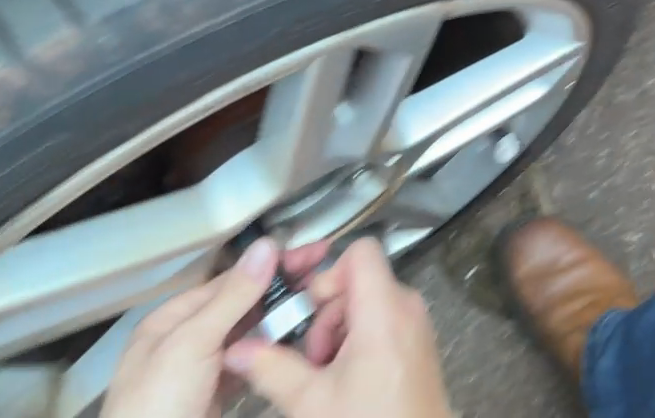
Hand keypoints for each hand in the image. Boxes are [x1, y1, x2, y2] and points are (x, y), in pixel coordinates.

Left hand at [101, 236, 329, 417]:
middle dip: (281, 289)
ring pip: (249, 333)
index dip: (273, 264)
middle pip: (242, 304)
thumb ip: (233, 296)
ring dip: (280, 318)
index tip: (314, 254)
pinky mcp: (216, 397)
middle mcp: (187, 339)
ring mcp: (202, 370)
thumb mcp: (193, 344)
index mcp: (173, 319)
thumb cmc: (158, 408)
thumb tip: (267, 244)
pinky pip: (250, 361)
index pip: (233, 280)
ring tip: (319, 304)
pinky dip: (271, 350)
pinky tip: (297, 342)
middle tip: (324, 277)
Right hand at [223, 238, 452, 417]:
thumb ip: (271, 368)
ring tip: (328, 378)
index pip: (361, 251)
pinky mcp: (419, 341)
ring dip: (340, 332)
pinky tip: (349, 382)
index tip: (310, 312)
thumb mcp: (311, 402)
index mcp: (384, 308)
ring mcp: (417, 323)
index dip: (329, 273)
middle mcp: (406, 305)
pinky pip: (385, 319)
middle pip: (359, 280)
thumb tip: (235, 349)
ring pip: (369, 302)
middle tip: (314, 361)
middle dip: (328, 315)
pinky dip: (361, 340)